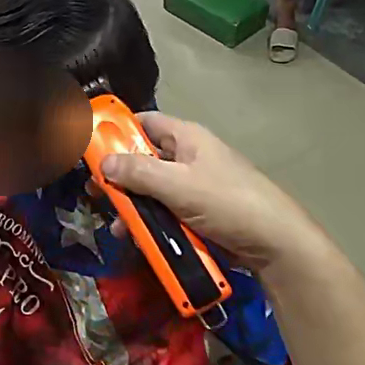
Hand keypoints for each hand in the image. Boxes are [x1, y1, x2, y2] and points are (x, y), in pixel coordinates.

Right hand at [98, 112, 329, 272]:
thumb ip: (139, 173)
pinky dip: (152, 225)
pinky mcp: (199, 214)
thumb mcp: (178, 185)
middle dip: (120, 178)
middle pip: (144, 160)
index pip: (145, 122)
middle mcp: (189, 157)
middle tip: (96, 193)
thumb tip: (103, 162)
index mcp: (187, 138)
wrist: (274, 243)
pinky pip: (166, 213)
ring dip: (134, 208)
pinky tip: (140, 240)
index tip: (89, 144)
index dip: (117, 129)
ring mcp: (194, 187)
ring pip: (152, 191)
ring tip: (119, 227)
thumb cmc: (228, 202)